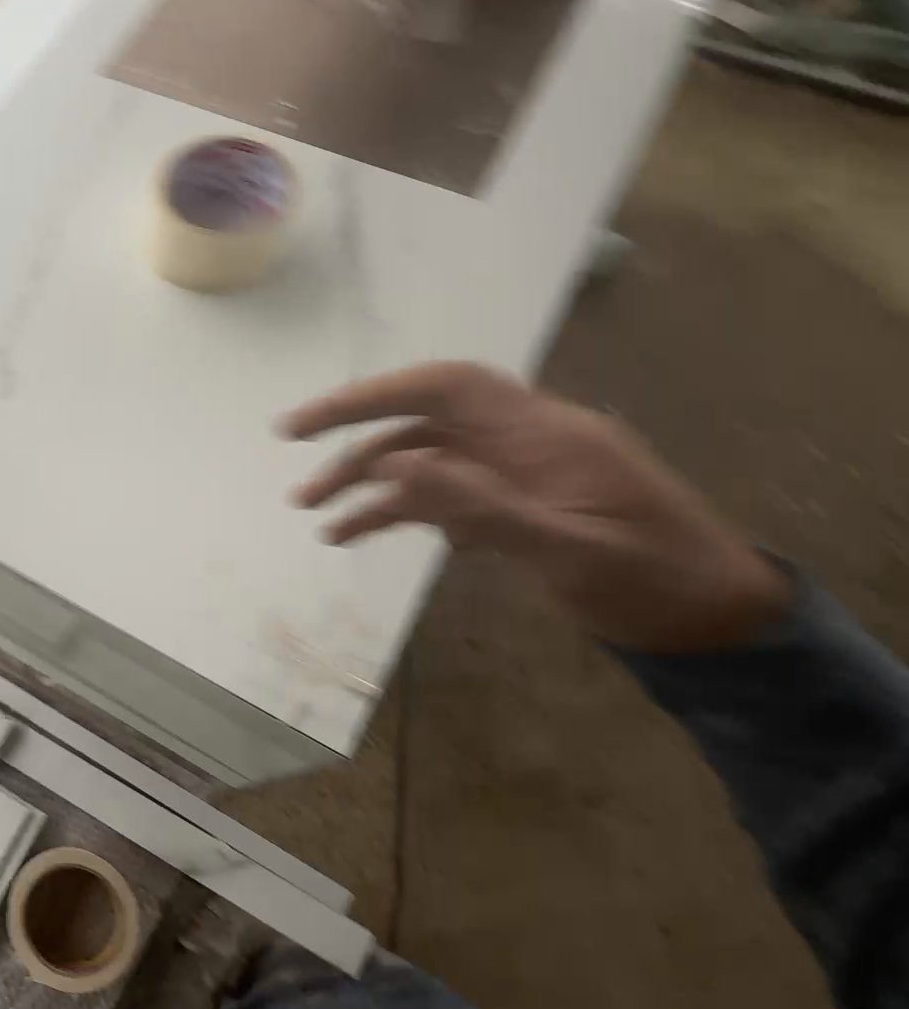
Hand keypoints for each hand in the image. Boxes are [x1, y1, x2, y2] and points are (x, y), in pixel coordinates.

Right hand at [281, 361, 791, 651]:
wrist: (710, 619)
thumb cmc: (650, 583)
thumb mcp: (566, 550)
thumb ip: (480, 506)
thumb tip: (393, 465)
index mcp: (541, 433)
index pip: (442, 388)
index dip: (370, 395)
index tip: (307, 426)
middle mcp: (520, 440)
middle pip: (420, 423)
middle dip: (352, 444)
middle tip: (298, 483)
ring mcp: (514, 472)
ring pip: (422, 461)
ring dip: (366, 485)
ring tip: (317, 519)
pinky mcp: (510, 501)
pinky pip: (440, 495)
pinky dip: (396, 510)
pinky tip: (359, 534)